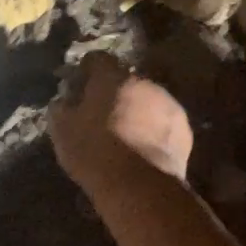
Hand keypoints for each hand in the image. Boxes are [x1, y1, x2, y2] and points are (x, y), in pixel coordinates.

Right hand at [50, 52, 193, 198]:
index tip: (77, 88)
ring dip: (135, 112)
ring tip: (123, 137)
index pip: (97, 59)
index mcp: (113, 79)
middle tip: (99, 116)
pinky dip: (152, 131)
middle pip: (125, 81)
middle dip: (112, 95)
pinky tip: (141, 151)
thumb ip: (61, 109)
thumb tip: (63, 101)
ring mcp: (169, 105)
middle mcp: (145, 83)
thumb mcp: (62, 132)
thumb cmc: (94, 153)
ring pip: (147, 101)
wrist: (138, 186)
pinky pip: (162, 123)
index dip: (85, 72)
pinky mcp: (184, 129)